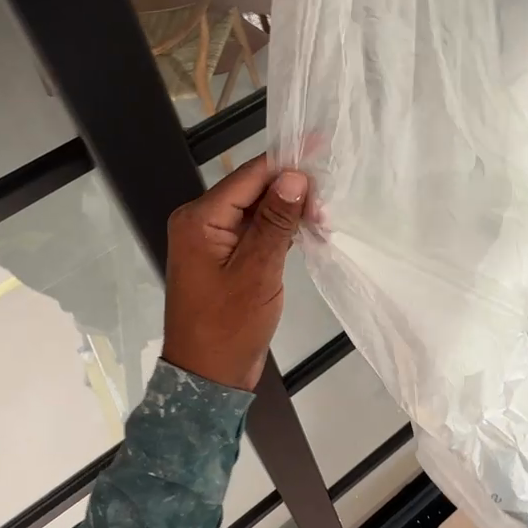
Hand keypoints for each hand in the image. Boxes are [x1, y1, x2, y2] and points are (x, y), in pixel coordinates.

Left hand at [161, 156, 307, 390]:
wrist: (207, 380)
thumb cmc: (228, 327)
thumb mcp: (257, 272)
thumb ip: (276, 222)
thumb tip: (295, 176)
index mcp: (199, 219)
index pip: (248, 177)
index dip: (286, 162)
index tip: (321, 147)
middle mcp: (201, 220)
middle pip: (253, 189)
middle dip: (292, 189)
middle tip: (328, 200)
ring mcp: (212, 239)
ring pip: (257, 209)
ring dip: (289, 209)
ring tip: (323, 215)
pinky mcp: (225, 255)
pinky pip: (255, 229)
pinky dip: (280, 228)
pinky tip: (307, 229)